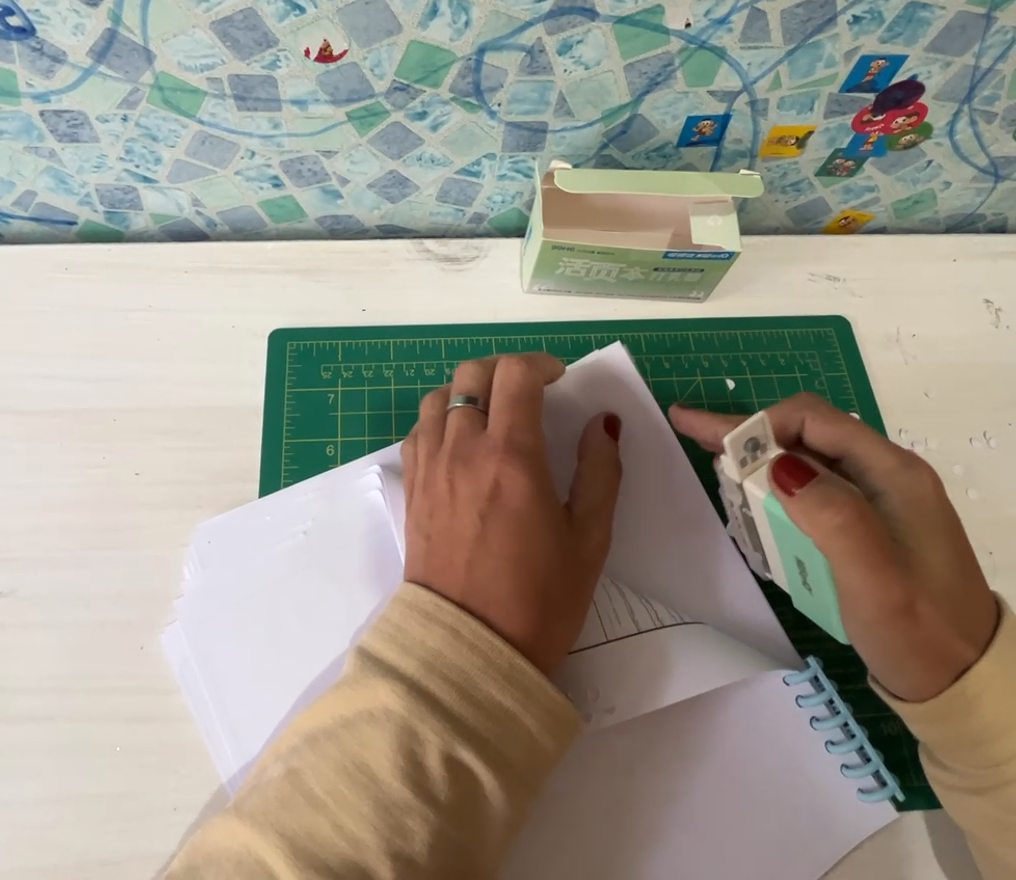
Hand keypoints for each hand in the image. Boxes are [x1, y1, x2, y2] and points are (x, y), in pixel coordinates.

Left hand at [401, 354, 622, 676]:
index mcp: (511, 456)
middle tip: (529, 391)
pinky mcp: (412, 489)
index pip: (516, 375)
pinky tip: (460, 443)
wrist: (468, 650)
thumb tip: (603, 424)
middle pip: (471, 374)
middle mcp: (463, 450)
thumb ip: (600, 472)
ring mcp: (430, 468)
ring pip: (437, 397)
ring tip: (492, 413)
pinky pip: (418, 431)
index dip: (540, 364)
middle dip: (504, 370)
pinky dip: (440, 420)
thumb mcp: (590, 540)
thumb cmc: (539, 600)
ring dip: (468, 391)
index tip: (558, 379)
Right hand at [670, 394, 999, 701]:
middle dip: (748, 432)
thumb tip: (778, 465)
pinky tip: (751, 496)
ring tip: (713, 461)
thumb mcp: (873, 578)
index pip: (812, 419)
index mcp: (892, 473)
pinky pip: (813, 487)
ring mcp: (878, 499)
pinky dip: (774, 484)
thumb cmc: (919, 631)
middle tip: (692, 434)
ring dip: (759, 456)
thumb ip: (830, 515)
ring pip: (807, 457)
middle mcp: (886, 474)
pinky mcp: (868, 523)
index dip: (755, 423)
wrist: (966, 682)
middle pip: (806, 432)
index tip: (707, 440)